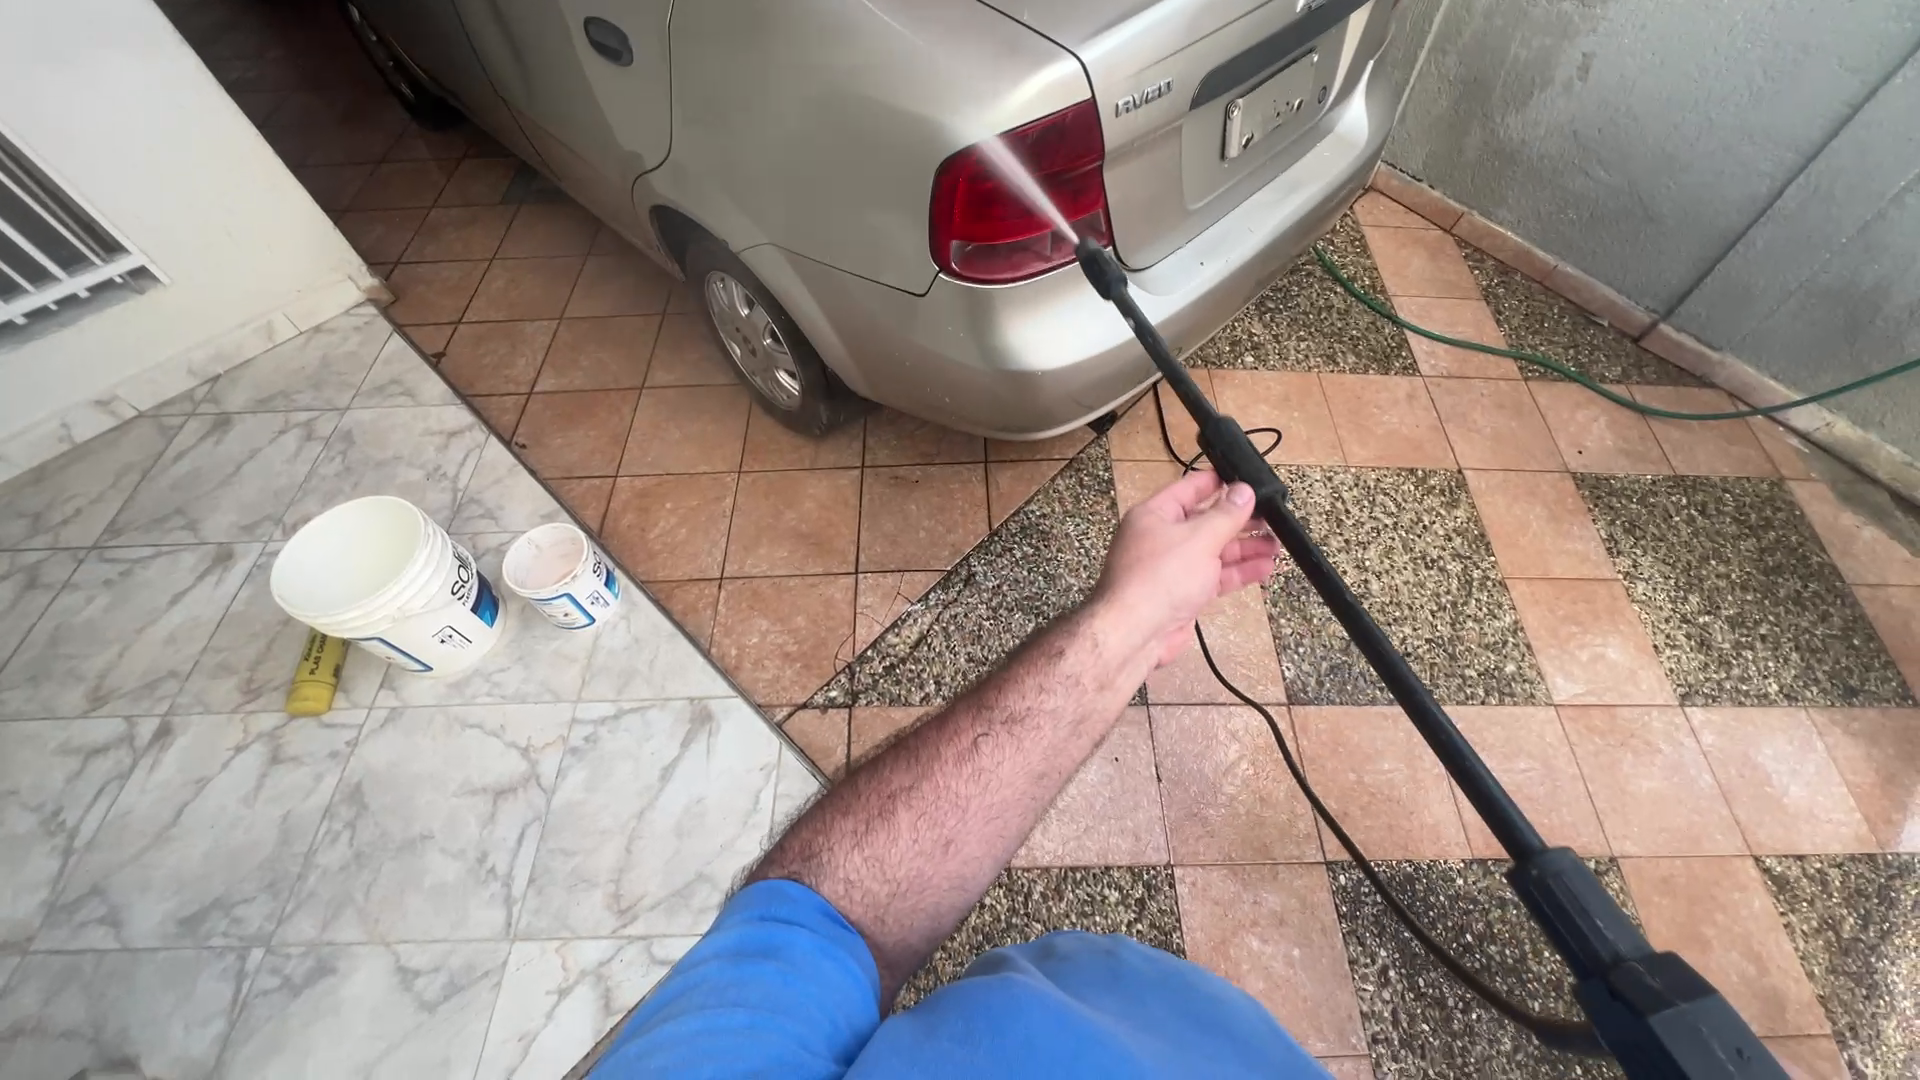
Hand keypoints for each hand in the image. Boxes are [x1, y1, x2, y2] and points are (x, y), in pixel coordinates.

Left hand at [1091, 470, 1282, 666]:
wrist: (1136, 632)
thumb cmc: (1159, 577)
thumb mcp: (1199, 539)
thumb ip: (1225, 515)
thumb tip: (1244, 491)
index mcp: (1154, 515)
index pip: (1189, 489)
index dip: (1217, 482)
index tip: (1246, 480)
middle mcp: (1161, 538)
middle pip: (1205, 521)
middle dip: (1239, 520)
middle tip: (1272, 517)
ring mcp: (1172, 567)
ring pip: (1213, 551)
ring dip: (1244, 548)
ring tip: (1277, 544)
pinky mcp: (1183, 593)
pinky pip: (1214, 576)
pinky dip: (1238, 572)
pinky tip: (1264, 568)